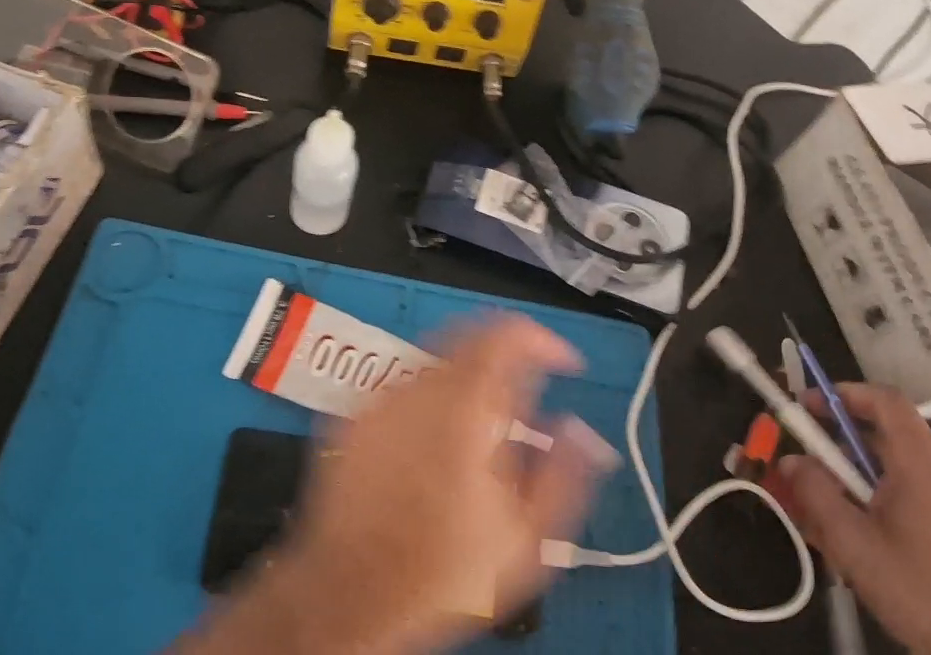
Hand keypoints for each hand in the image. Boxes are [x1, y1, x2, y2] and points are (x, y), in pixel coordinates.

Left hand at [173, 314, 616, 654]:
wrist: (353, 597)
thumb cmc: (445, 574)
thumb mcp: (527, 540)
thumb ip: (563, 474)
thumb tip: (579, 432)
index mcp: (466, 408)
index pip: (506, 334)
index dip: (542, 339)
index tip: (562, 362)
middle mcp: (418, 389)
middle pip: (469, 338)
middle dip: (505, 358)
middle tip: (524, 400)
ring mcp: (379, 401)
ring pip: (433, 362)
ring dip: (467, 381)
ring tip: (482, 431)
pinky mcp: (351, 420)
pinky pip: (399, 389)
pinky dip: (428, 401)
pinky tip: (435, 445)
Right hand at [780, 384, 930, 654]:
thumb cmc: (922, 596)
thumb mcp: (853, 546)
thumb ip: (815, 494)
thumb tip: (792, 461)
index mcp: (928, 467)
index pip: (888, 401)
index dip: (846, 393)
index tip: (813, 406)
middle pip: (901, 439)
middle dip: (853, 446)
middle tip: (822, 470)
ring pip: (922, 474)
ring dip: (881, 479)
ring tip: (856, 516)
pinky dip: (913, 502)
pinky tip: (900, 544)